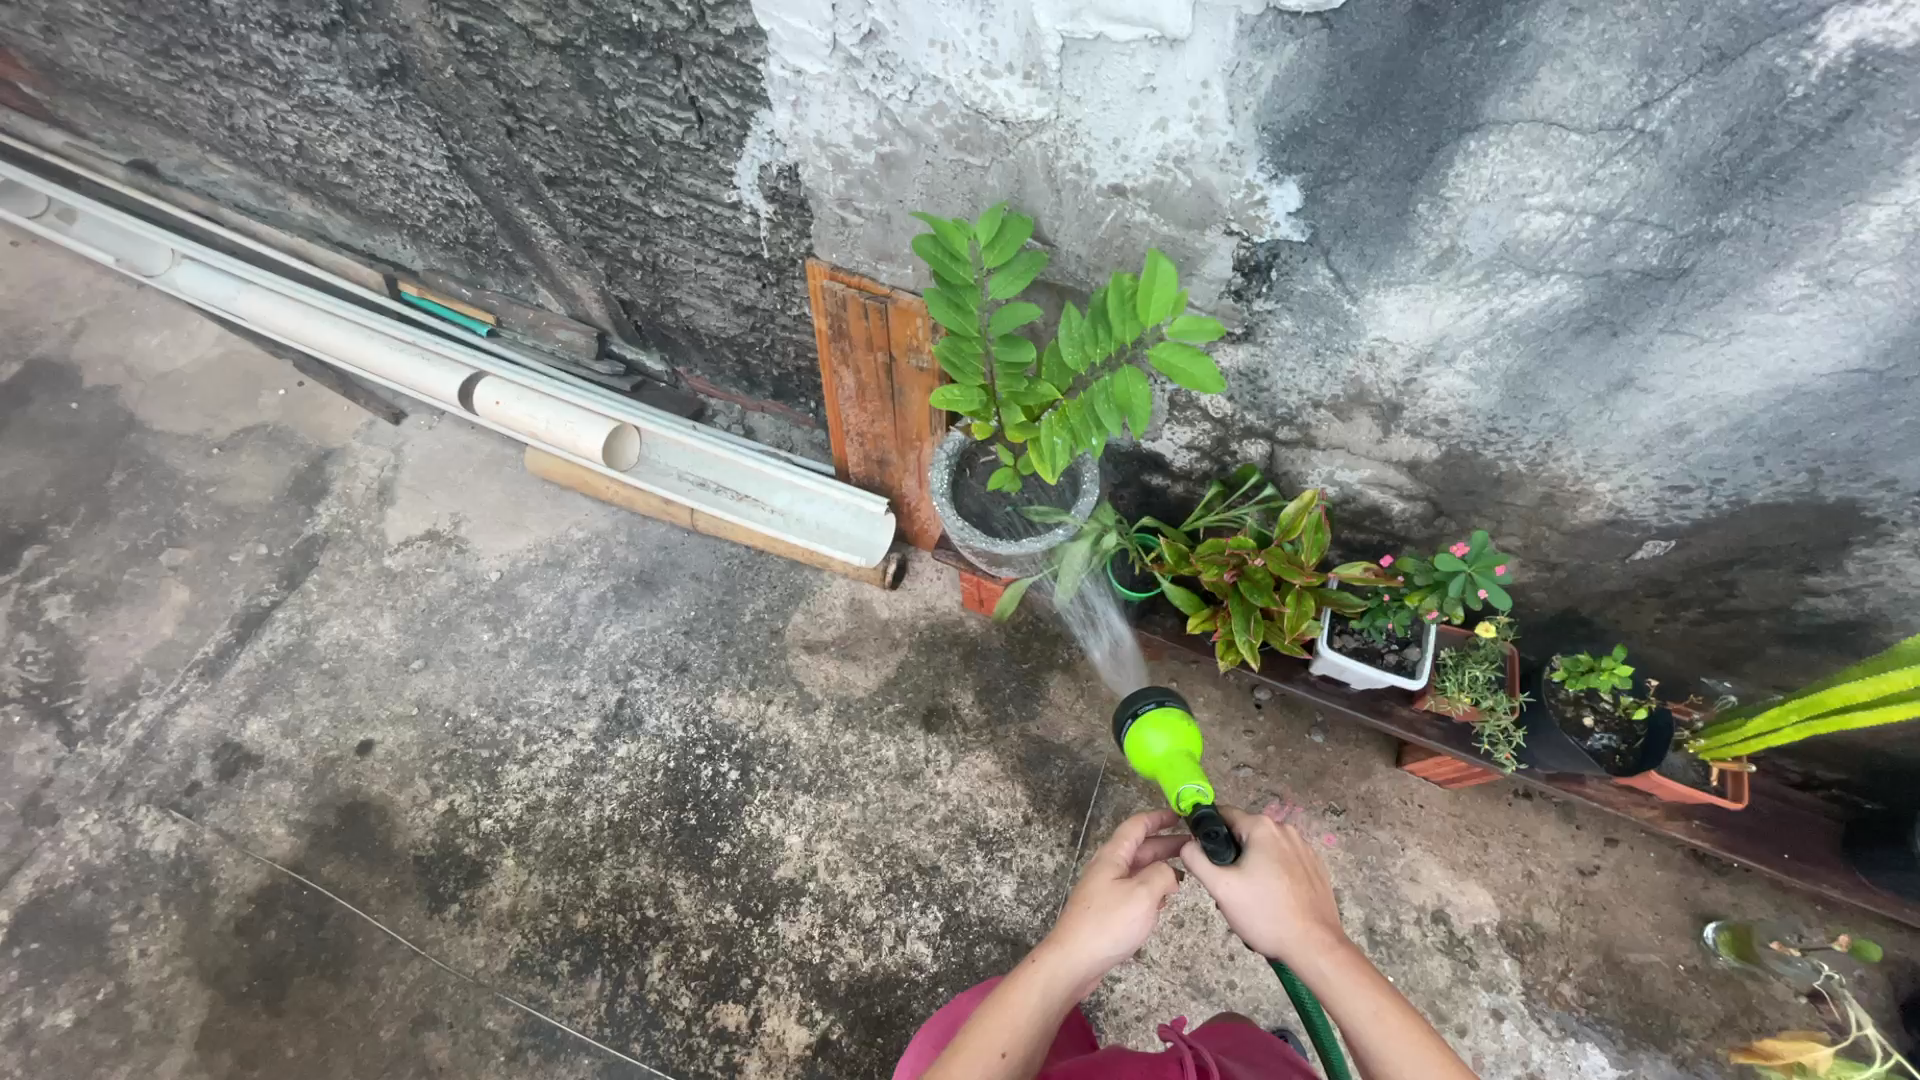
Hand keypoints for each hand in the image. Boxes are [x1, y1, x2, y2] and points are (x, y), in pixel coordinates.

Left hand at [1039, 808, 1185, 995]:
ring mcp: (1106, 888)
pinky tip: (1164, 902)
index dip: (1158, 818)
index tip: (1180, 815)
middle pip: (1140, 848)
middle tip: (1193, 848)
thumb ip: (1162, 876)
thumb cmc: (1108, 924)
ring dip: (1160, 869)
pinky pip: (1134, 891)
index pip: (1136, 826)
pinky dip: (1151, 890)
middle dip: (1165, 845)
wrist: (1075, 959)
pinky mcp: (1107, 909)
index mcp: (1113, 855)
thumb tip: (1170, 873)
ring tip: (1184, 875)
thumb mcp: (1142, 895)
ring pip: (1138, 871)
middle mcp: (1108, 867)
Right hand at [1181, 803, 1347, 966]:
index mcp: (1262, 827)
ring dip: (1252, 867)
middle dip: (1231, 856)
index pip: (1222, 814)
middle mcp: (1285, 830)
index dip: (1207, 834)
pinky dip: (1273, 876)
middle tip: (1229, 887)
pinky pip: (1284, 862)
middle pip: (1244, 834)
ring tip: (1251, 899)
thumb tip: (1187, 844)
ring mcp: (1305, 848)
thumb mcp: (1220, 887)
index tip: (1205, 859)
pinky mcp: (1316, 868)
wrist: (1316, 947)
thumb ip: (1195, 858)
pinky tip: (1273, 901)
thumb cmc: (1266, 914)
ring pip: (1264, 850)